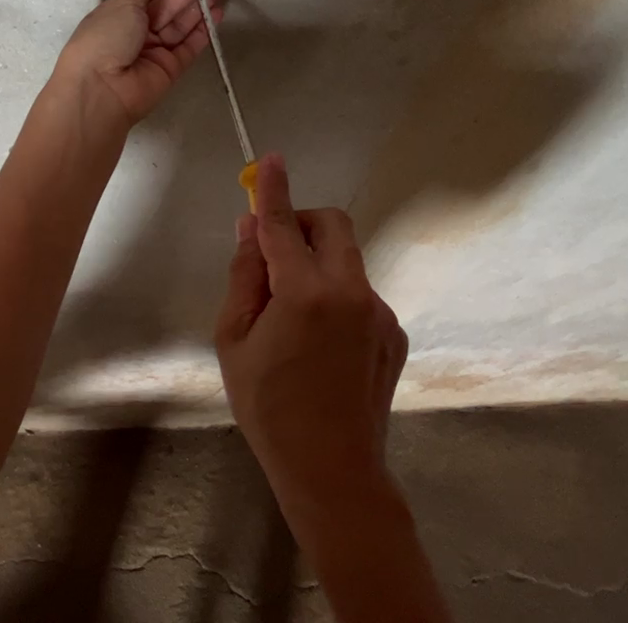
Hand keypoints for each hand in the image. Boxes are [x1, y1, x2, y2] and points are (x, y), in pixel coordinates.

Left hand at [53, 0, 228, 126]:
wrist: (100, 92)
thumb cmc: (103, 40)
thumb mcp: (122, 2)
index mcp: (121, 10)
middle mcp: (139, 28)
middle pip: (171, 2)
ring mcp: (156, 48)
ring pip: (183, 21)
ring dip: (202, 2)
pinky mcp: (171, 67)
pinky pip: (190, 44)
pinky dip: (204, 29)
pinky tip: (217, 11)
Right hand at [215, 154, 408, 515]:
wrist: (332, 469)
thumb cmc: (268, 407)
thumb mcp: (233, 340)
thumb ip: (244, 277)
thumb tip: (251, 231)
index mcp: (305, 292)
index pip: (281, 224)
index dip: (272, 188)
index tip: (271, 159)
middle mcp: (350, 290)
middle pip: (331, 224)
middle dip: (301, 222)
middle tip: (274, 250)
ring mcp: (379, 311)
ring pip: (345, 260)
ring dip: (316, 263)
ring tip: (292, 315)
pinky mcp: (394, 331)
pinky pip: (359, 293)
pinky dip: (335, 296)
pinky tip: (320, 342)